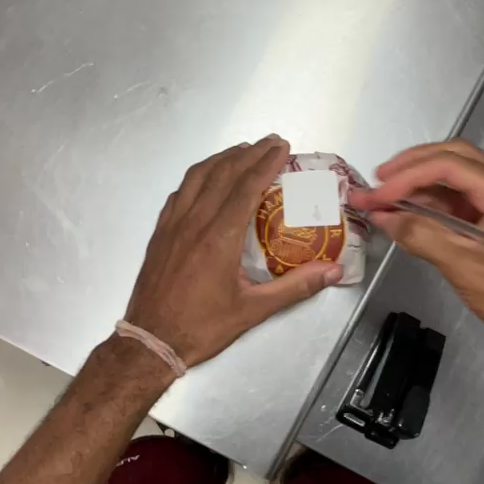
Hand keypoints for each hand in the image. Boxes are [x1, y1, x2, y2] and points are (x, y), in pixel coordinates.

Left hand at [123, 136, 341, 366]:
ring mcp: (173, 226)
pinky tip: (205, 181)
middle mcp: (194, 223)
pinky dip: (197, 179)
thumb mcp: (254, 310)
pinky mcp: (160, 234)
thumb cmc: (202, 328)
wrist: (151, 341)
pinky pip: (179, 194)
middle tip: (269, 143)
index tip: (281, 148)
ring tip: (240, 151)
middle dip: (248, 153)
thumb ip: (295, 287)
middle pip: (223, 174)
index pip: (246, 187)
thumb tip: (332, 271)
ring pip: (196, 177)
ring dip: (221, 159)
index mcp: (219, 238)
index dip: (266, 163)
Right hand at [350, 141, 483, 356]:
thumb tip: (382, 216)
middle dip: (412, 167)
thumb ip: (421, 235)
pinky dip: (428, 205)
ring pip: (453, 180)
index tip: (376, 195)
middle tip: (378, 181)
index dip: (407, 176)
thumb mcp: (462, 265)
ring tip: (383, 198)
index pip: (448, 165)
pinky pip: (456, 203)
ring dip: (418, 186)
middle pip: (453, 159)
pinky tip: (405, 215)